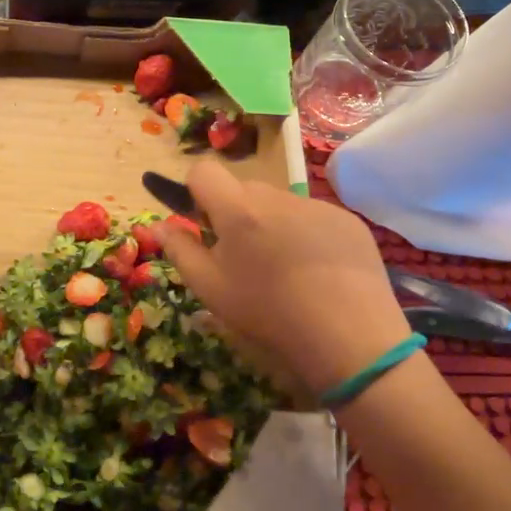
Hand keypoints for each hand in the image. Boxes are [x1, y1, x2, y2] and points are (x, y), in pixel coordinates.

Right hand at [159, 157, 411, 394]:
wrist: (351, 338)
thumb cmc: (268, 313)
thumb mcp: (210, 289)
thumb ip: (179, 250)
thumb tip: (159, 225)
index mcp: (238, 209)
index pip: (203, 171)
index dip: (196, 192)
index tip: (202, 224)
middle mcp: (277, 196)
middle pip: (243, 189)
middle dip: (235, 213)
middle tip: (242, 258)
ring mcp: (317, 206)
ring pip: (279, 204)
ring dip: (271, 224)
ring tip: (285, 270)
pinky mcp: (348, 221)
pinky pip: (314, 217)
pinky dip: (307, 235)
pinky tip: (317, 273)